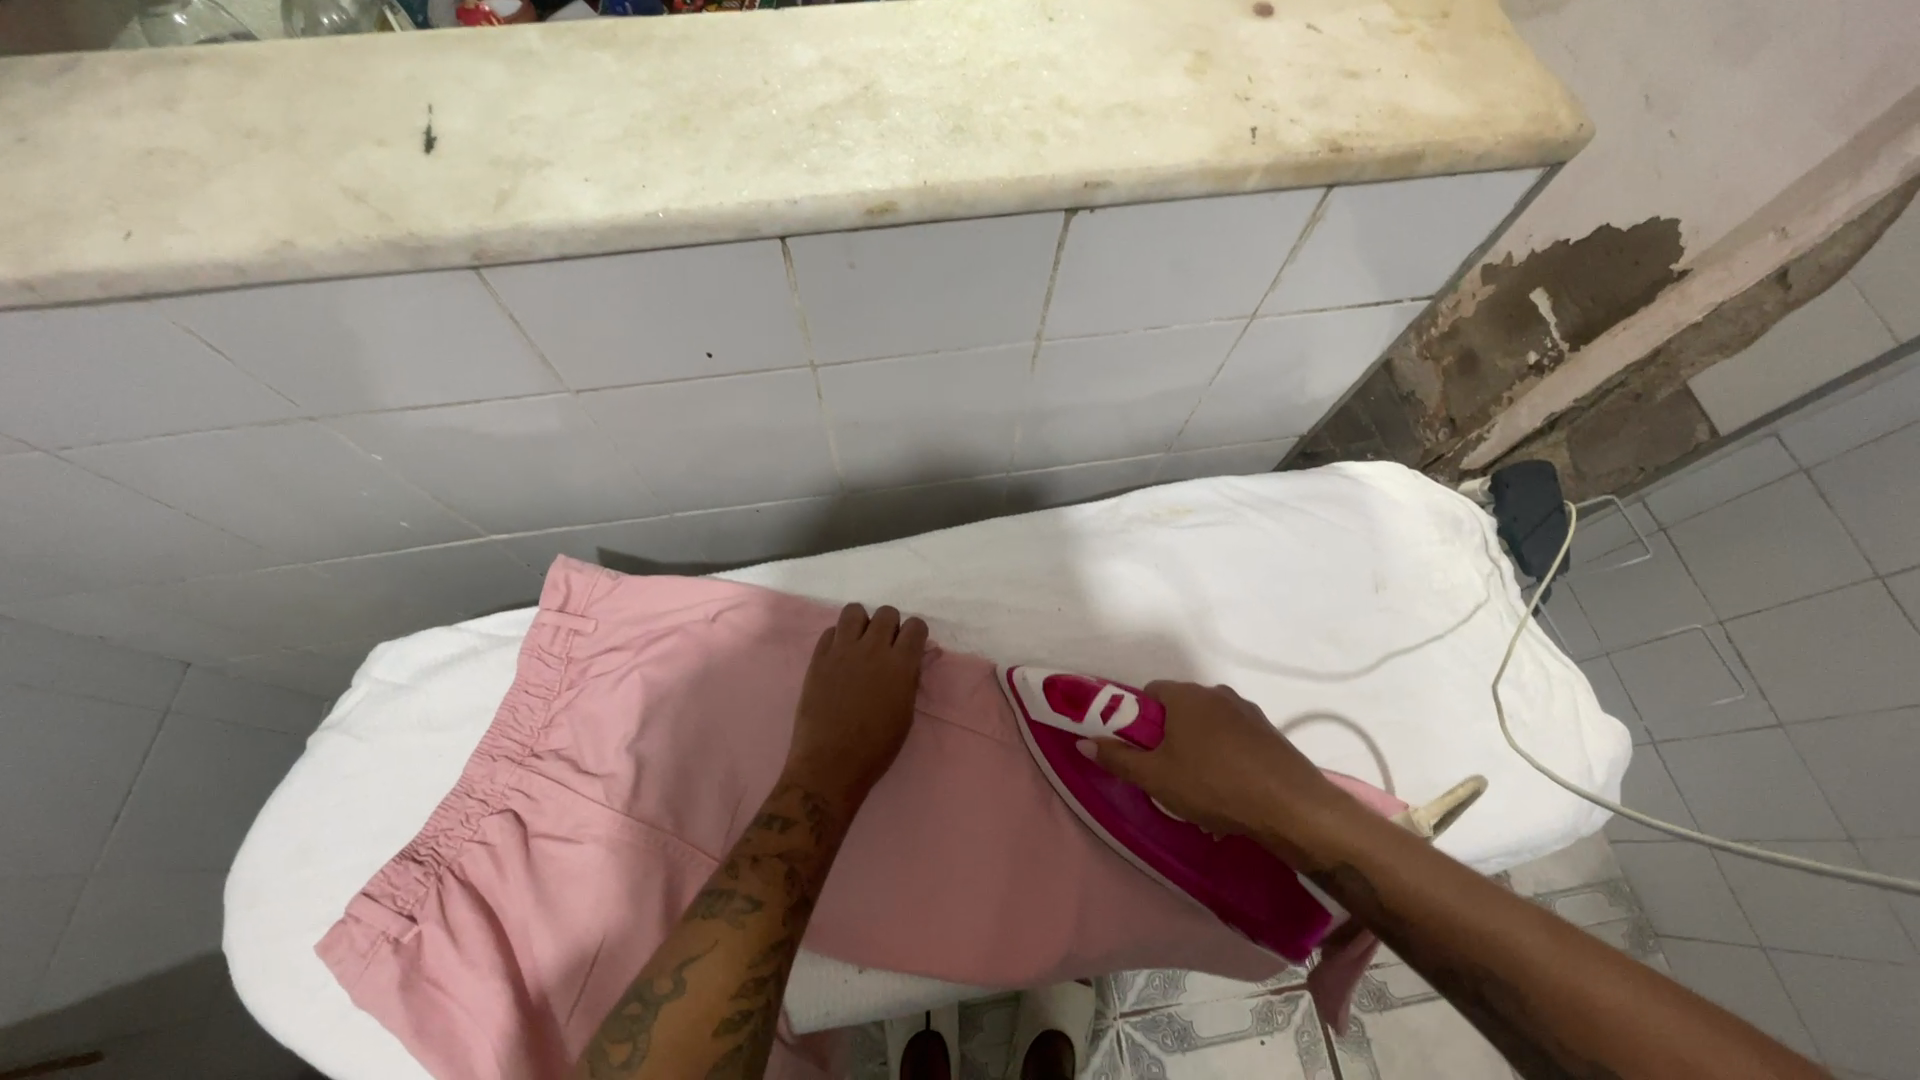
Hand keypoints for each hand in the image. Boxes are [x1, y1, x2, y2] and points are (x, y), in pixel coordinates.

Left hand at [783, 603, 929, 815]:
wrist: (830, 763)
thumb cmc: (876, 747)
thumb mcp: (906, 714)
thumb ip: (910, 678)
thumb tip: (915, 658)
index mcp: (900, 665)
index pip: (915, 626)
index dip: (915, 634)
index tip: (911, 647)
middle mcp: (872, 649)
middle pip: (886, 613)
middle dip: (891, 626)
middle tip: (886, 647)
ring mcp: (841, 651)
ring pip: (854, 611)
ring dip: (862, 623)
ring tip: (861, 644)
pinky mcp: (818, 659)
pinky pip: (830, 631)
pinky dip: (839, 638)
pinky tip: (840, 658)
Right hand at [1078, 681, 1349, 857]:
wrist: (1291, 806)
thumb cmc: (1213, 785)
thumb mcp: (1155, 777)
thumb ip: (1117, 758)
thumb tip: (1084, 742)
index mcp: (1185, 695)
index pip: (1149, 693)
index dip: (1137, 721)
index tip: (1139, 751)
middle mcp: (1216, 693)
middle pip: (1179, 709)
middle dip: (1167, 737)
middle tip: (1165, 774)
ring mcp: (1247, 712)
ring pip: (1207, 726)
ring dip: (1197, 749)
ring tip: (1199, 790)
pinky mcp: (1270, 734)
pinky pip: (1233, 741)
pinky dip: (1224, 759)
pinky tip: (1228, 792)